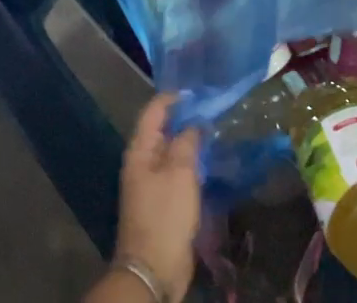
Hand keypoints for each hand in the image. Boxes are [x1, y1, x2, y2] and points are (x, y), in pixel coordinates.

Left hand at [115, 95, 201, 302]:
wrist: (155, 267)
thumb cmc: (165, 214)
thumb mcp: (180, 172)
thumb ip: (187, 141)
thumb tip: (194, 122)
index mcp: (140, 151)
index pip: (154, 112)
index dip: (174, 97)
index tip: (199, 89)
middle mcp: (143, 163)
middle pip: (163, 130)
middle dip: (186, 117)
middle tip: (214, 106)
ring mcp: (153, 183)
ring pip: (173, 151)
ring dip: (191, 140)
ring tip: (217, 128)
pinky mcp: (165, 201)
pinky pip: (179, 172)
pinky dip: (193, 162)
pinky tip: (212, 159)